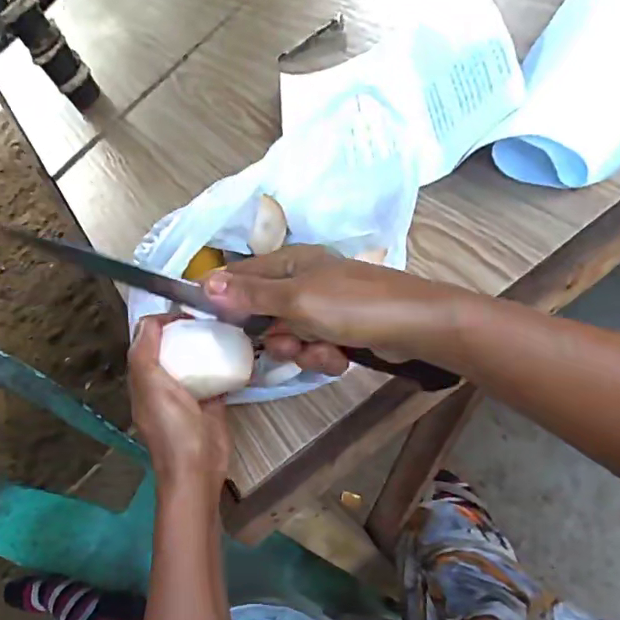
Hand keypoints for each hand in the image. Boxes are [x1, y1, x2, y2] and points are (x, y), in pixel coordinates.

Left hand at [129, 314, 232, 493]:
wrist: (197, 469)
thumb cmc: (171, 427)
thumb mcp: (150, 384)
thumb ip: (145, 352)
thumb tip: (153, 320)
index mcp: (143, 378)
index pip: (148, 339)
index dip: (164, 322)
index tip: (187, 313)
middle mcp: (164, 383)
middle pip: (174, 347)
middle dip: (189, 329)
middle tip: (211, 318)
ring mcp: (189, 394)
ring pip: (196, 361)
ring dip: (208, 345)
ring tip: (226, 329)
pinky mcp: (212, 403)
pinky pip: (218, 377)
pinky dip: (226, 365)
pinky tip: (238, 352)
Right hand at [201, 246, 467, 375]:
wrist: (414, 327)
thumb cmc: (353, 305)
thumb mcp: (296, 300)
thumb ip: (251, 295)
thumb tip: (206, 283)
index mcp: (291, 262)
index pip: (243, 275)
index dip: (228, 299)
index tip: (215, 324)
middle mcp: (305, 280)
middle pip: (266, 313)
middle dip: (276, 335)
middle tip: (287, 344)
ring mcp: (325, 306)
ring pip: (291, 336)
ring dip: (303, 351)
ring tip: (323, 351)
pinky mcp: (341, 329)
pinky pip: (316, 346)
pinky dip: (325, 356)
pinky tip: (341, 357)